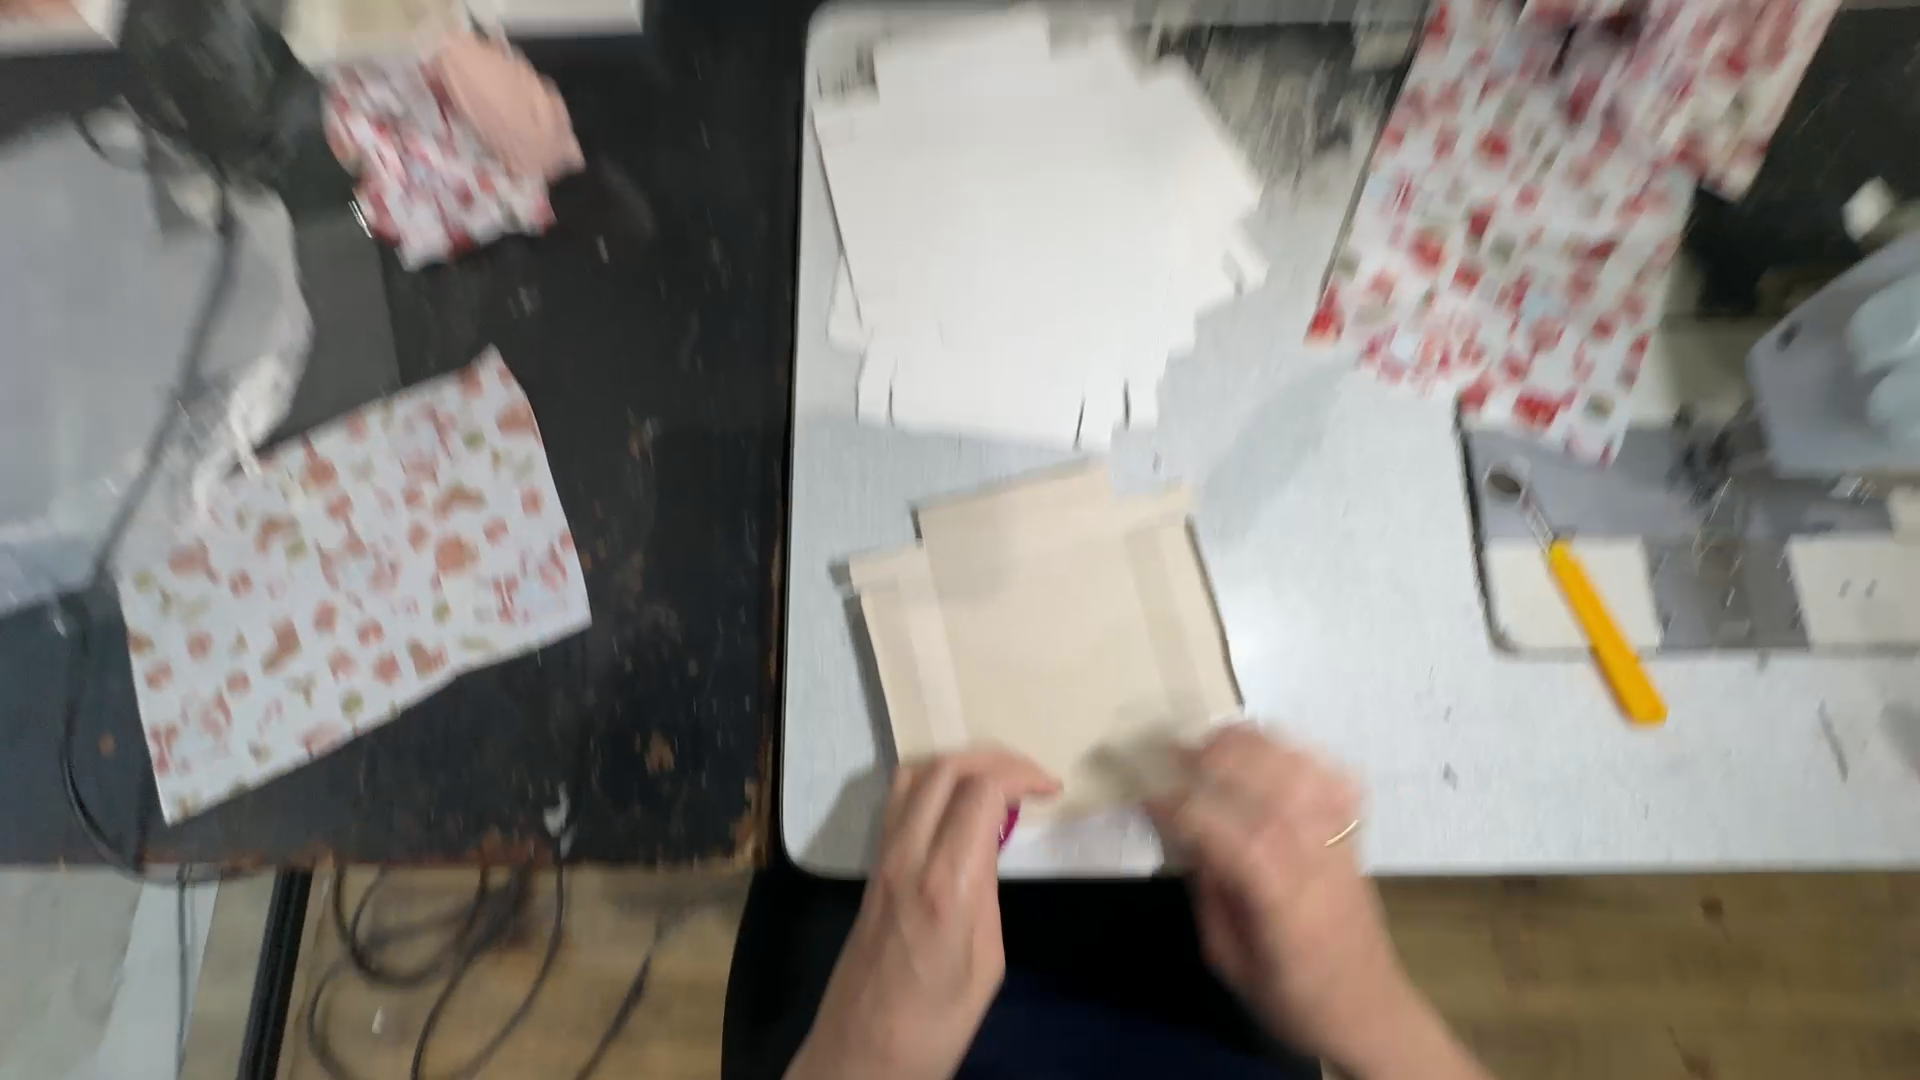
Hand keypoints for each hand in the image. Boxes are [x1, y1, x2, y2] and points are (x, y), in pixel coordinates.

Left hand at [787, 750, 1060, 1079]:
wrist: (861, 1051)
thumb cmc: (937, 1021)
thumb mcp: (987, 960)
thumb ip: (987, 886)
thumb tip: (989, 838)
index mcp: (946, 882)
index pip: (980, 790)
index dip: (1021, 774)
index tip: (1050, 787)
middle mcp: (908, 853)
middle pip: (947, 767)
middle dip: (995, 757)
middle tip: (1029, 776)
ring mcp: (883, 853)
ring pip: (915, 771)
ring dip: (960, 761)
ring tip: (995, 780)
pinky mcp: (872, 860)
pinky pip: (899, 796)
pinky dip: (934, 779)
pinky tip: (958, 801)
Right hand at [1148, 725, 1486, 1078]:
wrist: (1369, 1010)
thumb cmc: (1290, 992)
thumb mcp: (1226, 956)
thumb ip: (1206, 890)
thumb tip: (1186, 833)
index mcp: (1275, 895)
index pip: (1221, 829)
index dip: (1178, 807)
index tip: (1148, 800)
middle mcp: (1311, 857)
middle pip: (1267, 784)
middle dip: (1216, 758)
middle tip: (1178, 753)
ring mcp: (1337, 839)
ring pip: (1299, 769)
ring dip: (1254, 745)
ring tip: (1217, 740)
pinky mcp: (1351, 833)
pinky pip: (1330, 776)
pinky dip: (1299, 754)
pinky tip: (1269, 751)